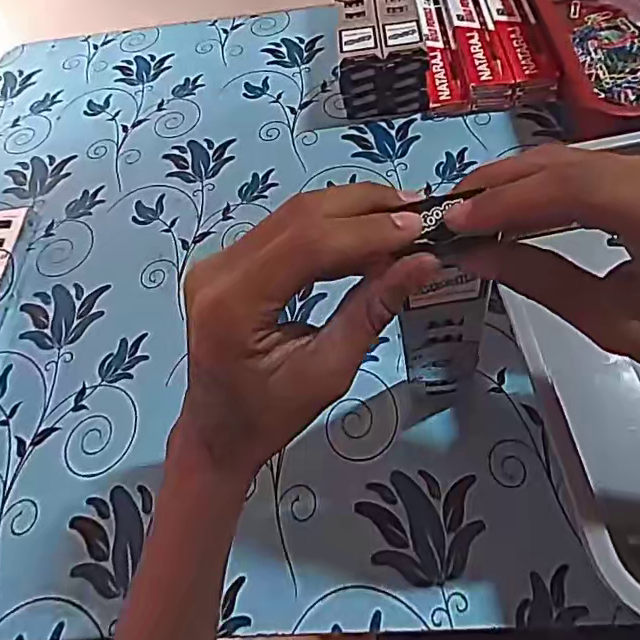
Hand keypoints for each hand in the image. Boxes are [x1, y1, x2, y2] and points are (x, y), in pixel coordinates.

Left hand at [176, 183, 444, 482]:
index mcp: (232, 303)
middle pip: (300, 215)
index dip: (366, 230)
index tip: (417, 226)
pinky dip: (332, 224)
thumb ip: (373, 310)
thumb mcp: (329, 372)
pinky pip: (287, 226)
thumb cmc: (268, 418)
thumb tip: (422, 262)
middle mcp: (218, 269)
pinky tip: (366, 230)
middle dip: (365, 207)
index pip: (307, 243)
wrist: (216, 433)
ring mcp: (219, 259)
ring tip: (401, 216)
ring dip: (352, 209)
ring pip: (295, 213)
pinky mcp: (230, 258)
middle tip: (418, 209)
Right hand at [444, 145, 639, 402]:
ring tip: (470, 206)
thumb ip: (538, 279)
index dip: (507, 199)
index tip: (457, 220)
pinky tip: (509, 200)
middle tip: (450, 208)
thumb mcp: (609, 323)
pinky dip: (540, 182)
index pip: (574, 189)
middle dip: (500, 183)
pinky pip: (584, 166)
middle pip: (567, 163)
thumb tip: (474, 253)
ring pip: (570, 158)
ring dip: (514, 179)